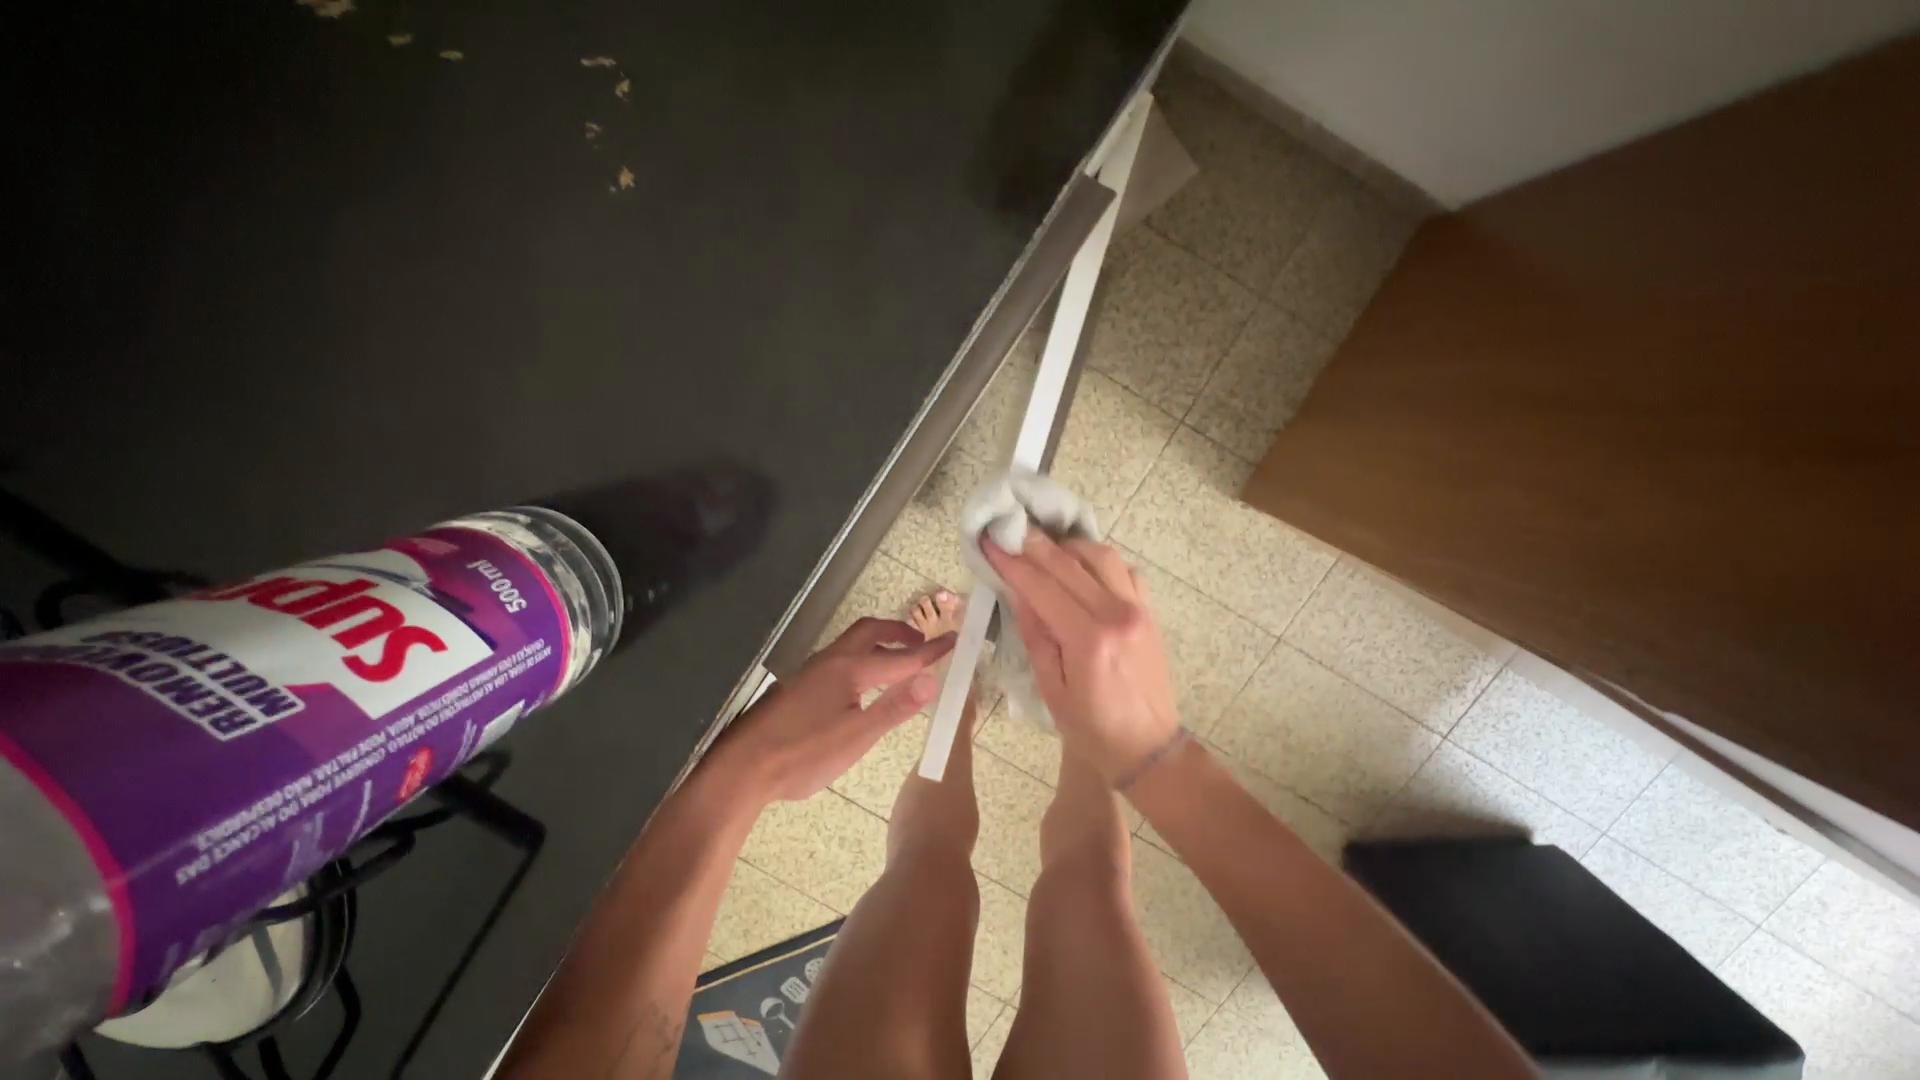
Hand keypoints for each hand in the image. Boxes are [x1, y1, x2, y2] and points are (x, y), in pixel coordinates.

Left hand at [705, 617, 953, 803]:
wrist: (743, 767)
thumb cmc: (803, 754)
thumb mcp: (856, 737)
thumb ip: (894, 707)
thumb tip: (930, 679)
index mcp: (849, 670)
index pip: (900, 657)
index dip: (929, 652)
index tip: (955, 641)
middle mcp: (830, 661)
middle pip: (869, 632)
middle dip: (899, 633)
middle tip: (921, 643)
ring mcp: (811, 672)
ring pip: (851, 644)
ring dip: (879, 643)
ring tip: (897, 660)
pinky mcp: (799, 687)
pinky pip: (839, 658)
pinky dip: (862, 657)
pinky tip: (861, 685)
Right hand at [982, 533, 1180, 784]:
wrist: (1149, 747)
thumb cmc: (1092, 729)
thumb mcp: (1051, 689)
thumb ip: (1035, 635)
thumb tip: (1018, 592)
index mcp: (1088, 639)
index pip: (1042, 586)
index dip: (1012, 562)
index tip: (990, 542)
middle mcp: (1117, 614)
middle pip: (1069, 563)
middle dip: (1034, 545)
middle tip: (1009, 533)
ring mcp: (1139, 609)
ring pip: (1102, 556)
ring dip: (1069, 548)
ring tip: (1045, 552)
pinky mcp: (1150, 612)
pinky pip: (1124, 570)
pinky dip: (1099, 563)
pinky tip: (1081, 571)